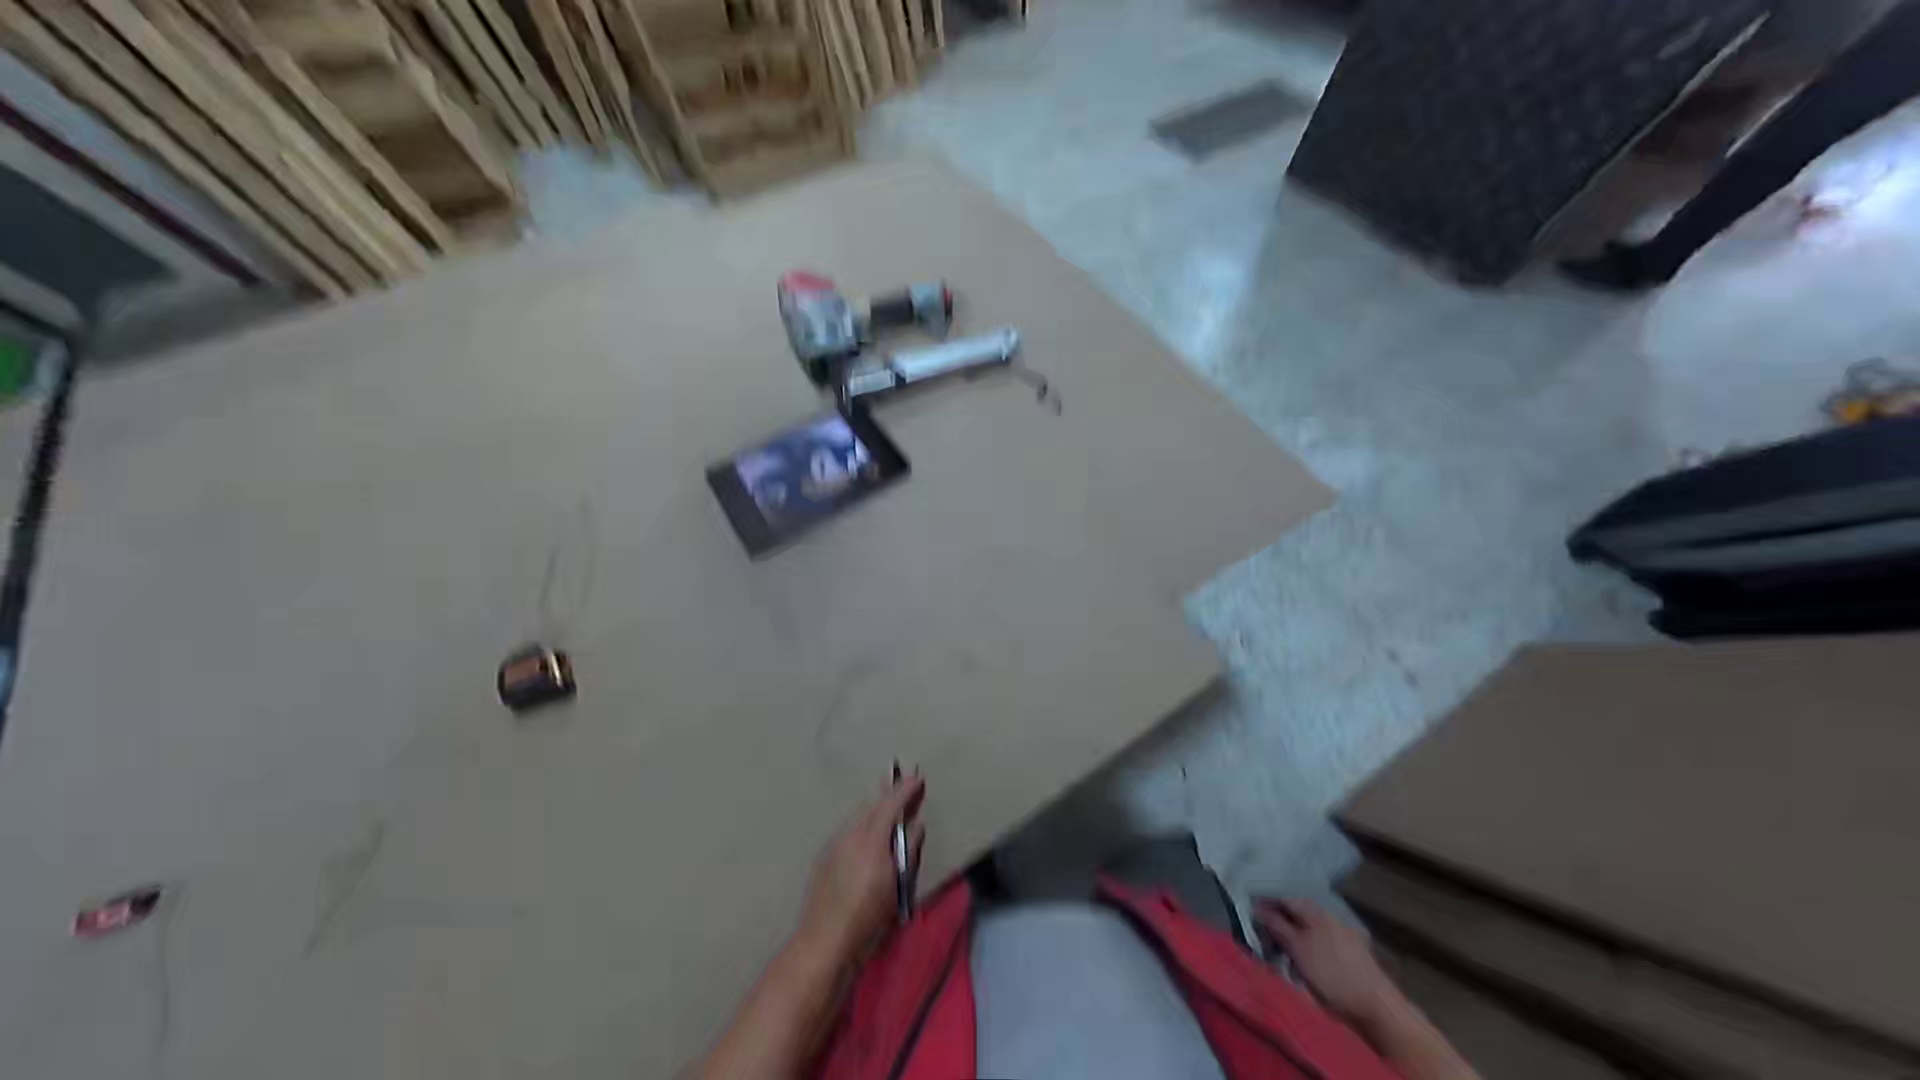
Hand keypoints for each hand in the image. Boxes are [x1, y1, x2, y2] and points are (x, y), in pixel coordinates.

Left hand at [798, 772, 925, 963]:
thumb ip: (908, 851)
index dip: (905, 790)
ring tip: (888, 825)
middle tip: (905, 800)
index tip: (917, 778)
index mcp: (871, 839)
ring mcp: (832, 846)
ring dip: (873, 816)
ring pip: (857, 819)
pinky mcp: (822, 860)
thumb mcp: (897, 885)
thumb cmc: (869, 917)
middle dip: (888, 800)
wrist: (825, 943)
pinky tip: (866, 848)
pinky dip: (861, 832)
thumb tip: (915, 826)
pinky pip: (846, 835)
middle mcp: (849, 835)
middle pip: (871, 806)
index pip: (891, 804)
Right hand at [1254, 898, 1403, 1029]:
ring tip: (1277, 953)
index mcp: (1315, 911)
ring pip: (1304, 929)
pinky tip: (1298, 963)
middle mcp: (1327, 917)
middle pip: (1294, 913)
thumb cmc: (1332, 974)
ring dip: (1289, 937)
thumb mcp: (1298, 948)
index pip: (1282, 898)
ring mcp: (1339, 935)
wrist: (1376, 1008)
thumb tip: (1255, 907)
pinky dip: (1303, 949)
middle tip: (1260, 936)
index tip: (1248, 915)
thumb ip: (1276, 925)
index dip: (1264, 904)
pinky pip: (1316, 943)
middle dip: (1276, 922)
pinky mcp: (1346, 953)